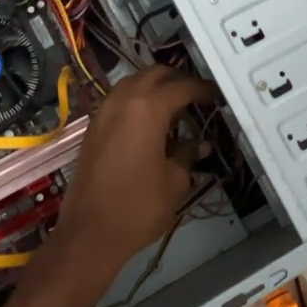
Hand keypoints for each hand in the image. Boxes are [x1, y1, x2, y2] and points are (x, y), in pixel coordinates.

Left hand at [54, 66, 215, 275]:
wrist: (90, 232)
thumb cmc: (138, 207)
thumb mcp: (174, 182)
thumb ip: (187, 155)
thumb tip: (199, 143)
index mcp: (147, 110)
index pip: (181, 87)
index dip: (202, 88)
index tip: (217, 95)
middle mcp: (123, 101)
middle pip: (153, 74)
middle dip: (176, 79)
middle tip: (196, 95)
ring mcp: (103, 112)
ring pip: (131, 83)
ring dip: (153, 87)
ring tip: (174, 106)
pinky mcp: (92, 128)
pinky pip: (118, 100)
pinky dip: (136, 100)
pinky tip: (150, 121)